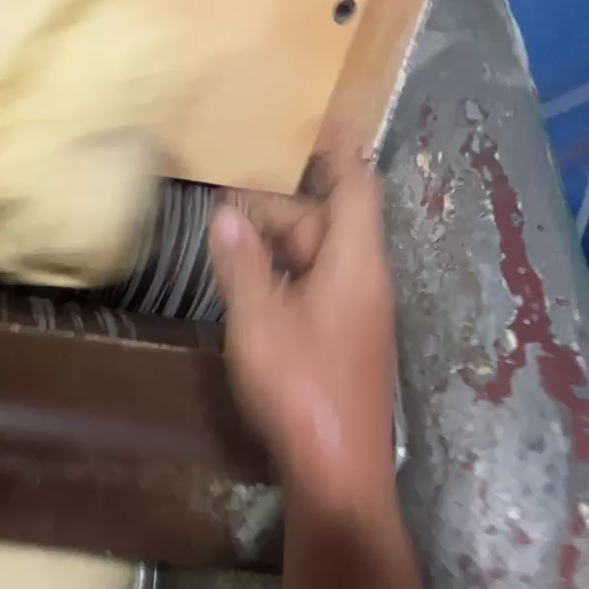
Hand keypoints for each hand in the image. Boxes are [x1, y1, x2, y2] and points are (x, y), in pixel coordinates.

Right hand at [211, 146, 398, 516]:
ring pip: (320, 263)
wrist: (336, 464)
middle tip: (225, 211)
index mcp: (354, 264)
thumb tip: (224, 217)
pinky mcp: (344, 345)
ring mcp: (356, 316)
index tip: (316, 125)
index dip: (336, 153)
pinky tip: (250, 295)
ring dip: (279, 248)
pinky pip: (317, 292)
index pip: (354, 187)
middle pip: (329, 226)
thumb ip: (242, 267)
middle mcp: (364, 281)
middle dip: (281, 211)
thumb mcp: (258, 322)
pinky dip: (285, 280)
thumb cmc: (299, 386)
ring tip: (229, 247)